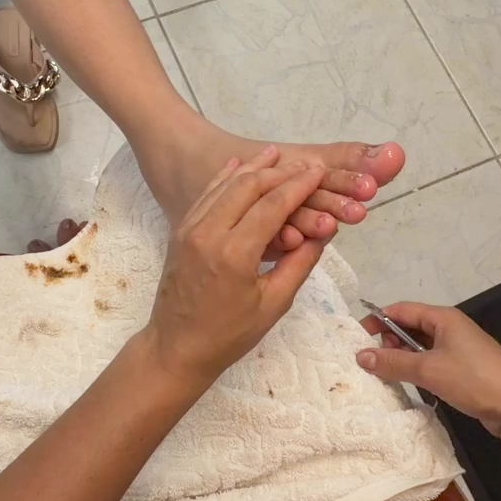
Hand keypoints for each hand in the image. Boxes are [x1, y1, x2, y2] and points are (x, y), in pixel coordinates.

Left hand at [141, 148, 327, 388]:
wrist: (176, 346)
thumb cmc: (229, 334)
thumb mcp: (273, 304)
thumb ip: (300, 263)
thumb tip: (324, 230)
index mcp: (234, 254)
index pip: (272, 205)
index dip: (298, 185)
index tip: (318, 172)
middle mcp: (209, 233)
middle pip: (248, 186)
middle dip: (278, 172)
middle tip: (303, 164)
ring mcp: (190, 229)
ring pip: (224, 185)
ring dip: (252, 167)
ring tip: (275, 153)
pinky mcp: (181, 230)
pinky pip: (206, 195)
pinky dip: (224, 178)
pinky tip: (238, 165)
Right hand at [354, 302, 500, 434]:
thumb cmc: (474, 380)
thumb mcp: (428, 370)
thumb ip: (392, 362)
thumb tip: (360, 355)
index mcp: (443, 317)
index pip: (400, 309)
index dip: (377, 320)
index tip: (357, 338)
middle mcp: (451, 327)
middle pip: (410, 326)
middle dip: (389, 341)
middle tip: (374, 361)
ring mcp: (460, 347)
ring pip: (421, 345)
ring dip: (403, 356)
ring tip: (388, 373)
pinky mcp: (466, 367)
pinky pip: (433, 360)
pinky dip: (418, 367)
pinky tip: (410, 383)